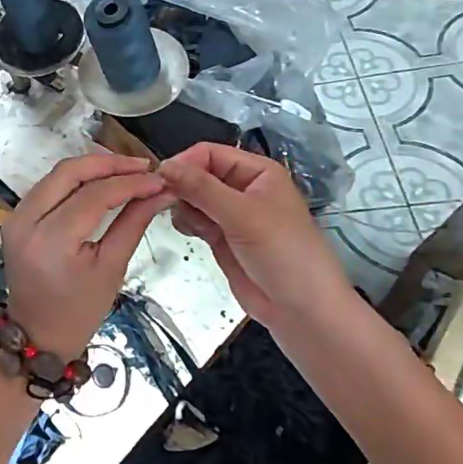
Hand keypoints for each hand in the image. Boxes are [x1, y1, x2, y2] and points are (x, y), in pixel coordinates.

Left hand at [1, 155, 174, 358]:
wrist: (37, 335)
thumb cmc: (79, 311)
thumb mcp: (112, 268)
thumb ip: (134, 223)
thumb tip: (161, 192)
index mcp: (50, 241)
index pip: (95, 195)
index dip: (130, 182)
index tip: (159, 179)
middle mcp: (26, 221)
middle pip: (70, 172)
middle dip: (109, 163)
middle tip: (144, 166)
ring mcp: (16, 217)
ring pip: (57, 174)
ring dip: (94, 167)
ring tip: (129, 171)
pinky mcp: (16, 217)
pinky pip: (49, 186)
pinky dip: (77, 178)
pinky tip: (103, 180)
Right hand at [160, 143, 354, 328]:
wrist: (302, 310)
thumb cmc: (283, 253)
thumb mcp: (243, 215)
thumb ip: (202, 188)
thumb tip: (165, 165)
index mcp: (256, 172)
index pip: (210, 153)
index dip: (185, 163)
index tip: (160, 180)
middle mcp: (242, 188)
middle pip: (198, 174)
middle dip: (180, 185)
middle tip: (163, 202)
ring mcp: (231, 214)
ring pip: (192, 197)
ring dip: (183, 205)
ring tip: (187, 223)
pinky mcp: (221, 237)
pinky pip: (195, 219)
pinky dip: (187, 222)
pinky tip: (190, 233)